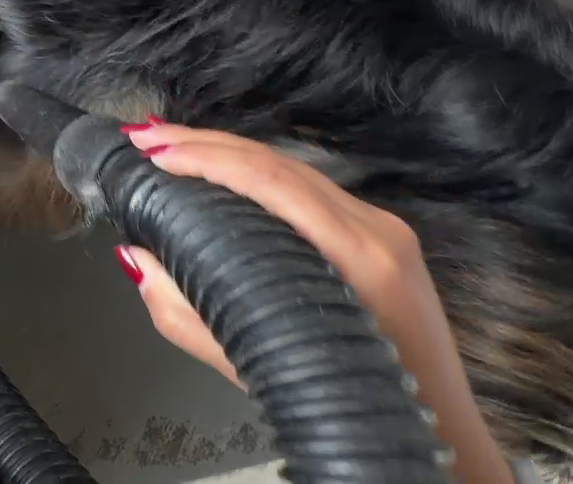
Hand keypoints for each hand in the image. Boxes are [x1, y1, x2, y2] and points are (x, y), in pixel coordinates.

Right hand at [119, 122, 516, 483]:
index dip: (206, 157)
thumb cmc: (354, 407)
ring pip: (288, 163)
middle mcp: (375, 229)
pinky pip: (302, 181)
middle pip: (275, 159)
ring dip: (221, 148)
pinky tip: (215, 161)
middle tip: (142, 138)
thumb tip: (135, 259)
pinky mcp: (376, 230)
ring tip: (165, 142)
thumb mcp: (257, 369)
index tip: (153, 154)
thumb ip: (186, 315)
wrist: (437, 434)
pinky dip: (249, 166)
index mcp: (359, 258)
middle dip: (200, 141)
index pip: (270, 180)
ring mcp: (381, 225)